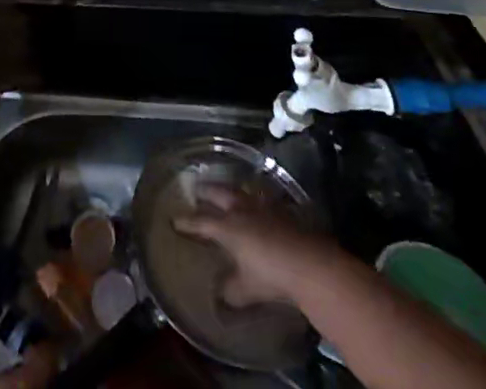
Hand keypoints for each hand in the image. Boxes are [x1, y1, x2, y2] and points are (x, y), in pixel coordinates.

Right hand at [172, 186, 342, 307]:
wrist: (311, 264)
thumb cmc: (271, 276)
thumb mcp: (244, 290)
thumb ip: (228, 291)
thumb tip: (219, 296)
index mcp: (228, 227)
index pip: (201, 222)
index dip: (187, 222)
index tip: (174, 220)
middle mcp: (243, 210)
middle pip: (220, 194)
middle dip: (207, 191)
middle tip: (197, 189)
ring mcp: (266, 207)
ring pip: (244, 193)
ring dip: (233, 191)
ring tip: (228, 192)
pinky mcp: (285, 211)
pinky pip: (264, 200)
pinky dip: (256, 201)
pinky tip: (258, 206)